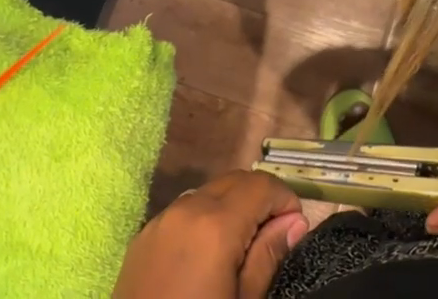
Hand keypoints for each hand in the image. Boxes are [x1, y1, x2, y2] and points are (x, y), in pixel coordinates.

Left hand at [112, 171, 308, 298]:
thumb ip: (269, 256)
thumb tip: (294, 221)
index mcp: (216, 225)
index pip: (262, 185)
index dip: (285, 200)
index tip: (294, 227)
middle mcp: (187, 208)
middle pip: (235, 181)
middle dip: (260, 198)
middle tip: (274, 234)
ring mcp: (160, 220)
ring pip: (209, 191)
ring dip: (233, 204)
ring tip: (243, 245)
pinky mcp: (143, 236)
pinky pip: (184, 210)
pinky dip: (205, 216)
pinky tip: (208, 253)